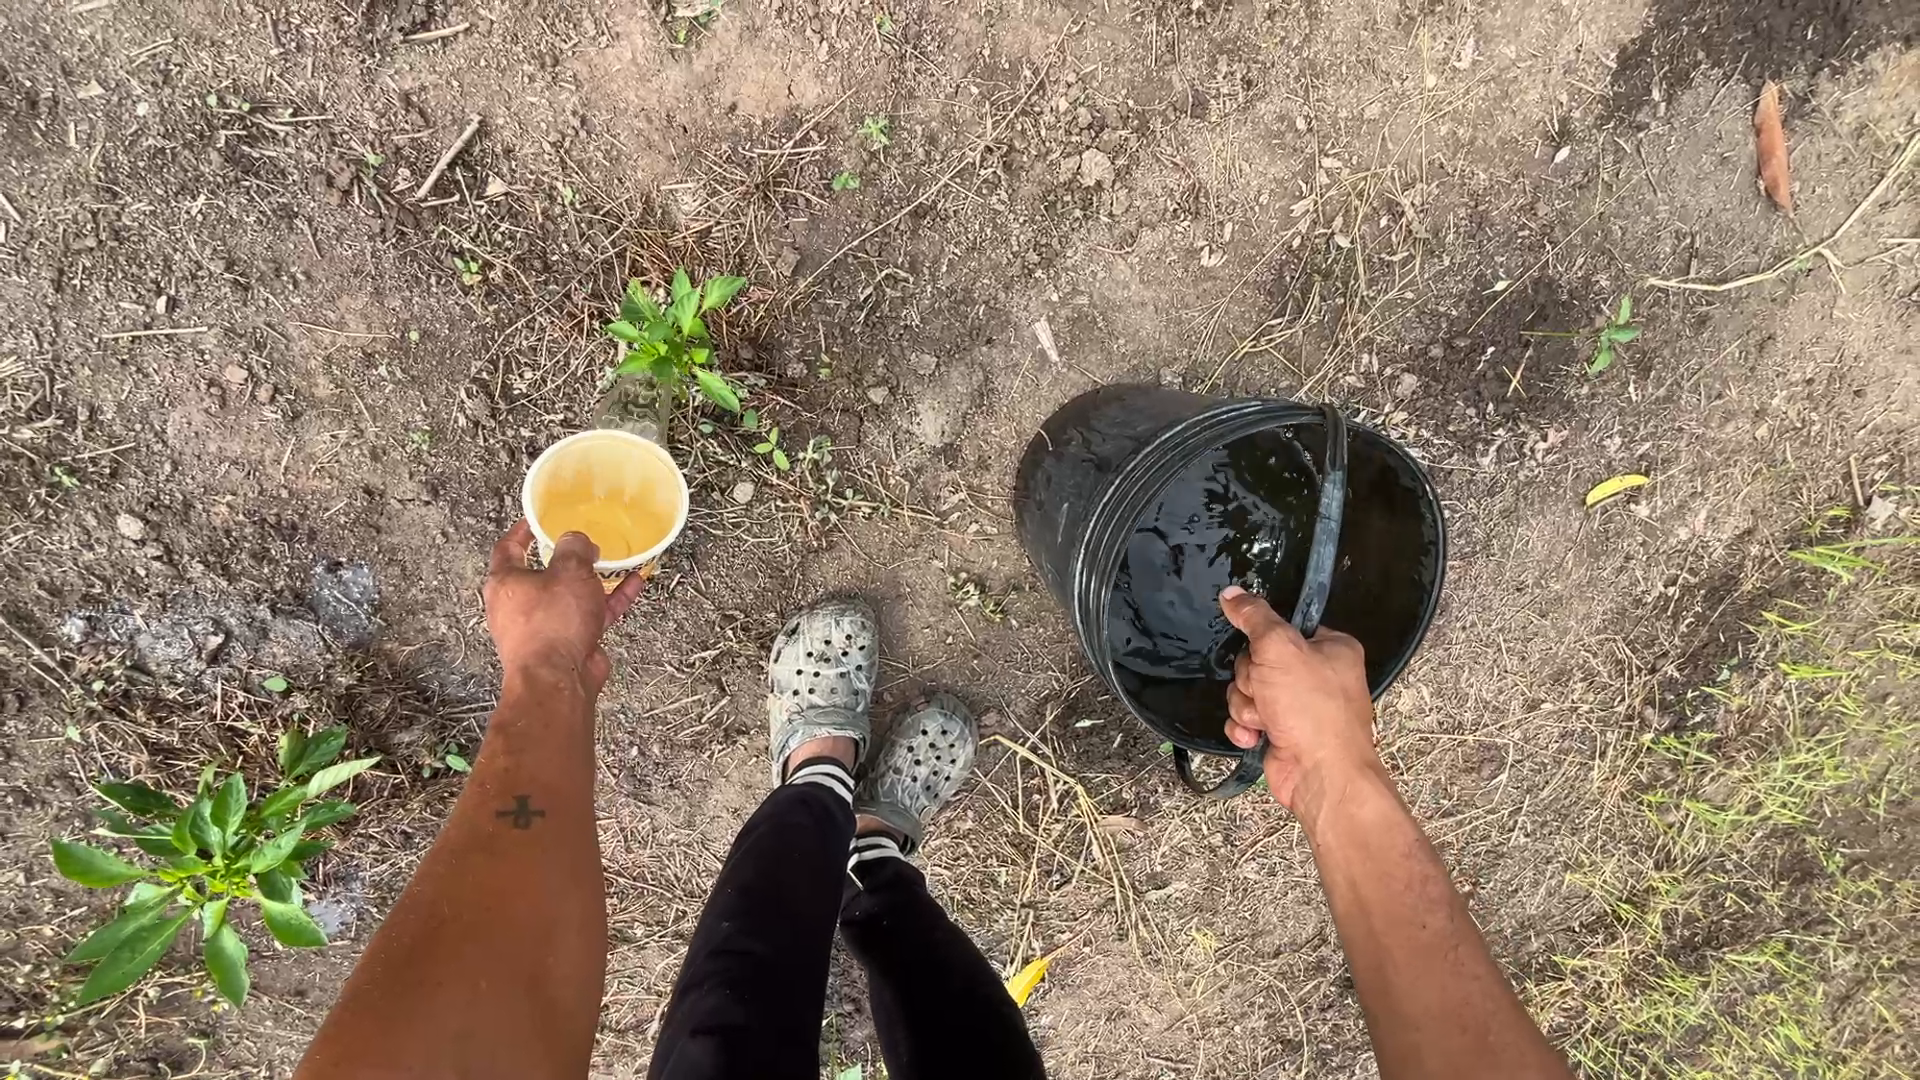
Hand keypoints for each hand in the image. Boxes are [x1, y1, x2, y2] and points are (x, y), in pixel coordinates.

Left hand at [484, 520, 645, 693]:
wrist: (559, 677)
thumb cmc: (551, 625)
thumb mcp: (568, 571)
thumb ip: (574, 548)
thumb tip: (576, 539)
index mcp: (507, 583)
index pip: (509, 548)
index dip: (522, 532)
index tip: (536, 521)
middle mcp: (520, 605)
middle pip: (544, 574)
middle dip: (568, 559)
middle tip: (584, 545)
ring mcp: (545, 625)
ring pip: (572, 595)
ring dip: (595, 580)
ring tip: (615, 563)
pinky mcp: (569, 641)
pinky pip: (592, 614)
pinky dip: (611, 600)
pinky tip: (632, 585)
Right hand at [1219, 585, 1381, 819]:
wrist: (1321, 774)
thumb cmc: (1312, 709)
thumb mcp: (1279, 648)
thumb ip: (1254, 617)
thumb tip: (1231, 593)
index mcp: (1330, 648)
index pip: (1281, 628)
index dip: (1264, 641)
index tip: (1263, 651)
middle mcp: (1316, 675)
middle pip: (1255, 659)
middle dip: (1251, 679)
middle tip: (1268, 691)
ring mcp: (1298, 705)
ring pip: (1246, 689)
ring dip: (1246, 705)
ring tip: (1266, 719)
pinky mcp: (1281, 731)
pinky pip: (1245, 717)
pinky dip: (1245, 727)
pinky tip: (1256, 736)